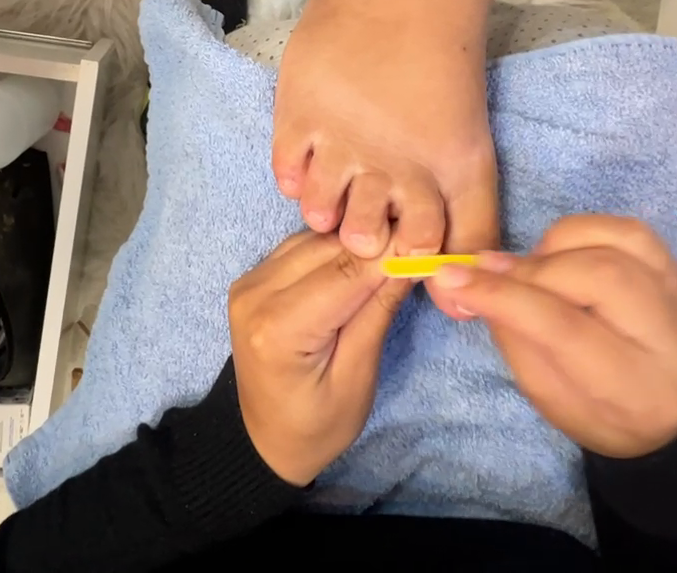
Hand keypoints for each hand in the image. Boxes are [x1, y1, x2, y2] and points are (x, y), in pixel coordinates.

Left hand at [229, 231, 412, 484]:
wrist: (266, 437)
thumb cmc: (317, 423)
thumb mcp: (358, 378)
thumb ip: (378, 313)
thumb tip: (410, 259)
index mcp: (279, 327)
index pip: (345, 273)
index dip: (388, 253)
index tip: (427, 243)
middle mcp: (256, 293)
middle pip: (328, 248)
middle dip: (375, 242)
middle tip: (418, 241)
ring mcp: (249, 281)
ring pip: (314, 240)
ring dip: (354, 241)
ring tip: (394, 247)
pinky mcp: (253, 276)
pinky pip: (300, 247)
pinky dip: (332, 247)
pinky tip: (360, 255)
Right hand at [273, 0, 506, 260]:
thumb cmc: (447, 53)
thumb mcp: (473, 137)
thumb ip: (469, 211)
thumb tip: (451, 289)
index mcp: (449, 173)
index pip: (435, 253)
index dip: (420, 263)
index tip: (405, 249)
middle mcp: (396, 168)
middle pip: (372, 243)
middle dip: (369, 242)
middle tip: (365, 218)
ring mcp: (342, 140)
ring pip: (326, 217)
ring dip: (330, 213)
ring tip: (335, 190)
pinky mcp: (301, 112)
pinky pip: (288, 176)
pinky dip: (296, 180)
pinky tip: (309, 162)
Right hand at [426, 215, 676, 458]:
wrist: (662, 422)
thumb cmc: (592, 412)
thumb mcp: (541, 389)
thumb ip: (507, 329)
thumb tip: (460, 276)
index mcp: (635, 390)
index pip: (563, 327)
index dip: (502, 296)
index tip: (451, 276)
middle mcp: (675, 344)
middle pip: (599, 276)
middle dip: (533, 269)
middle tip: (495, 274)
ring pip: (618, 243)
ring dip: (558, 247)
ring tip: (535, 269)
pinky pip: (631, 231)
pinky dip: (585, 230)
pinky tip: (563, 252)